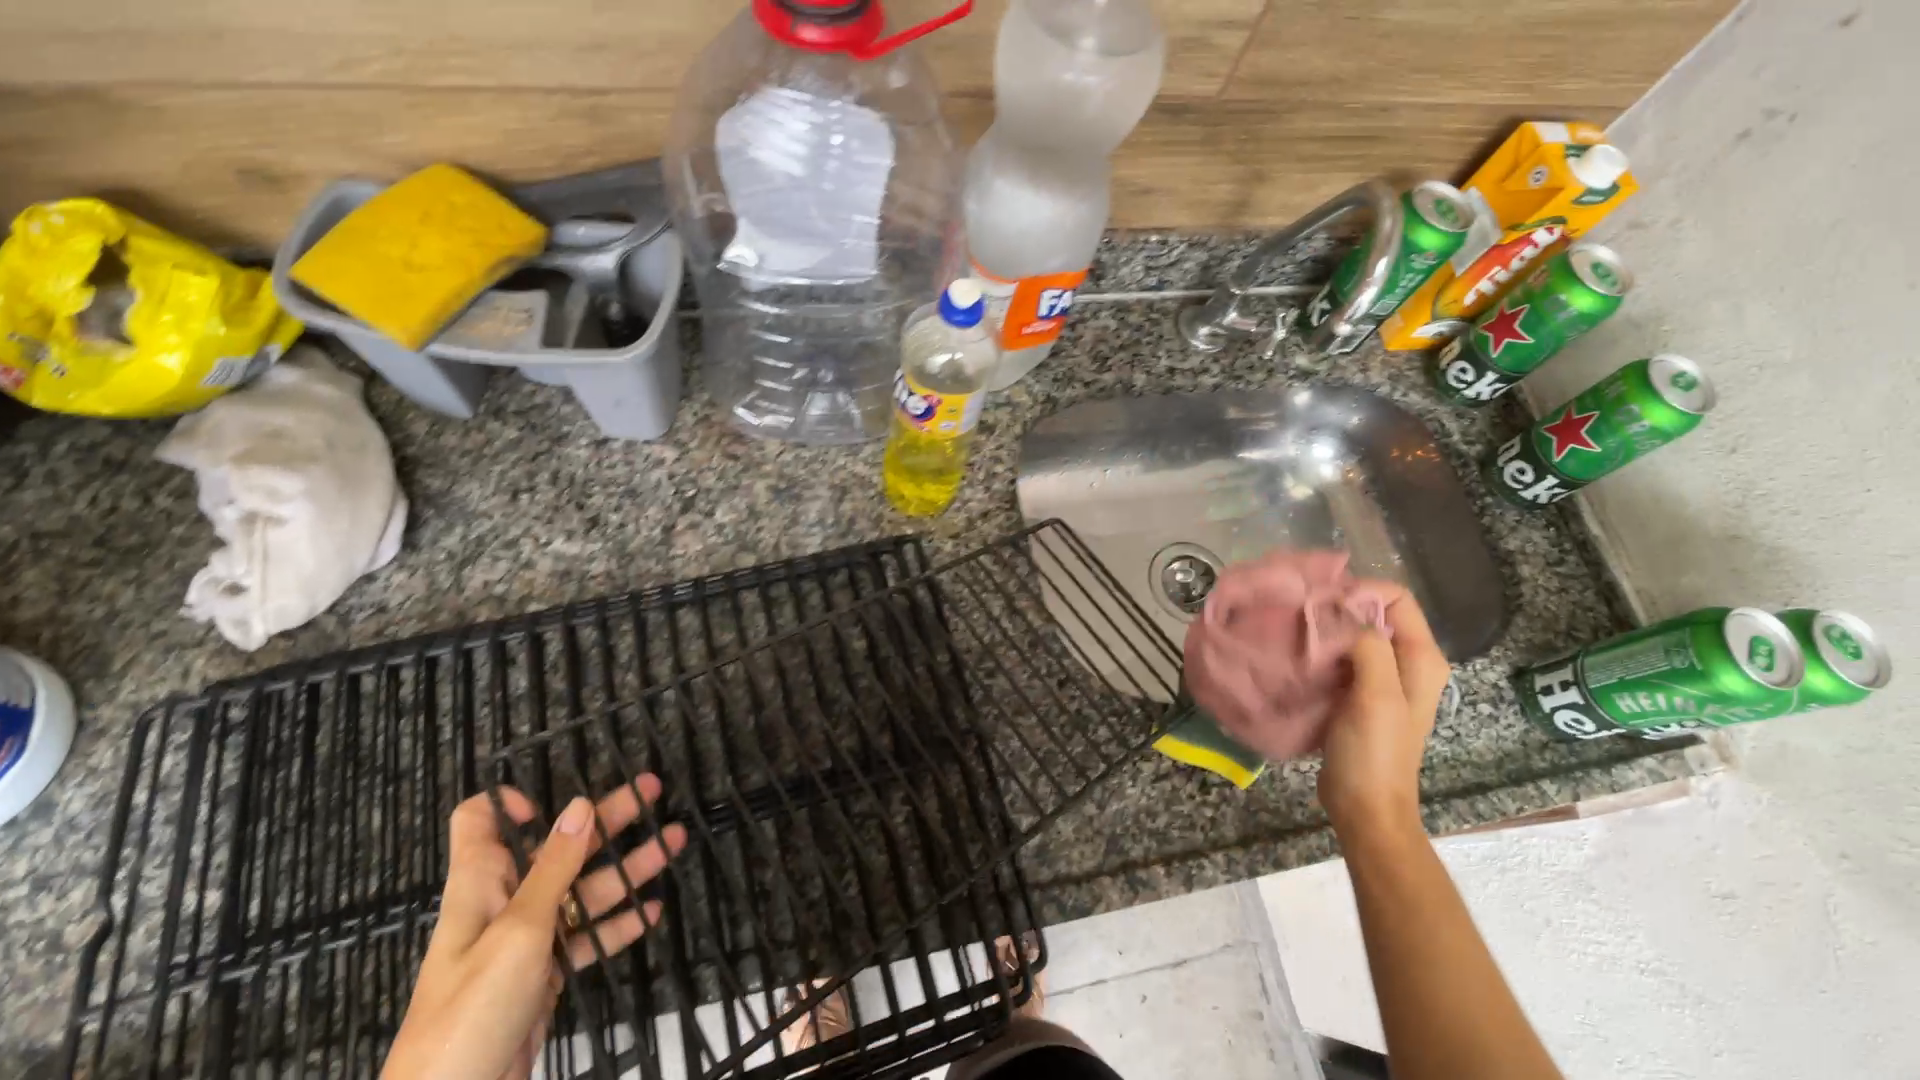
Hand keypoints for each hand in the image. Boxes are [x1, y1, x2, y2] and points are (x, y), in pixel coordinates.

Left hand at [384, 776, 688, 1079]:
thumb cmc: (471, 1010)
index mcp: (481, 883)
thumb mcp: (517, 932)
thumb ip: (552, 869)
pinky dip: (617, 925)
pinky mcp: (542, 975)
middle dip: (604, 820)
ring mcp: (524, 941)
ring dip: (626, 869)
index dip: (511, 802)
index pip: (481, 821)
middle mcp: (503, 904)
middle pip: (556, 847)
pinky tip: (651, 912)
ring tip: (674, 844)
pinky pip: (585, 938)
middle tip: (652, 792)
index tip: (555, 800)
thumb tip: (579, 806)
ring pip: (580, 891)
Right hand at [1318, 584, 1451, 838]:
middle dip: (1339, 608)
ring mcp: (1382, 681)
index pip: (1397, 599)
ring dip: (1326, 632)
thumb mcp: (1376, 695)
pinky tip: (1298, 658)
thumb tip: (1341, 612)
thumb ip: (1369, 646)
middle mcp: (1407, 663)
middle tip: (1301, 615)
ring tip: (1294, 634)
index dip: (1361, 592)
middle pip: (1374, 615)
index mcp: (1422, 659)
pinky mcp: (1358, 695)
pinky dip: (1321, 653)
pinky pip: (1340, 660)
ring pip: (1354, 636)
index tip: (1322, 604)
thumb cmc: (1375, 753)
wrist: (1364, 806)